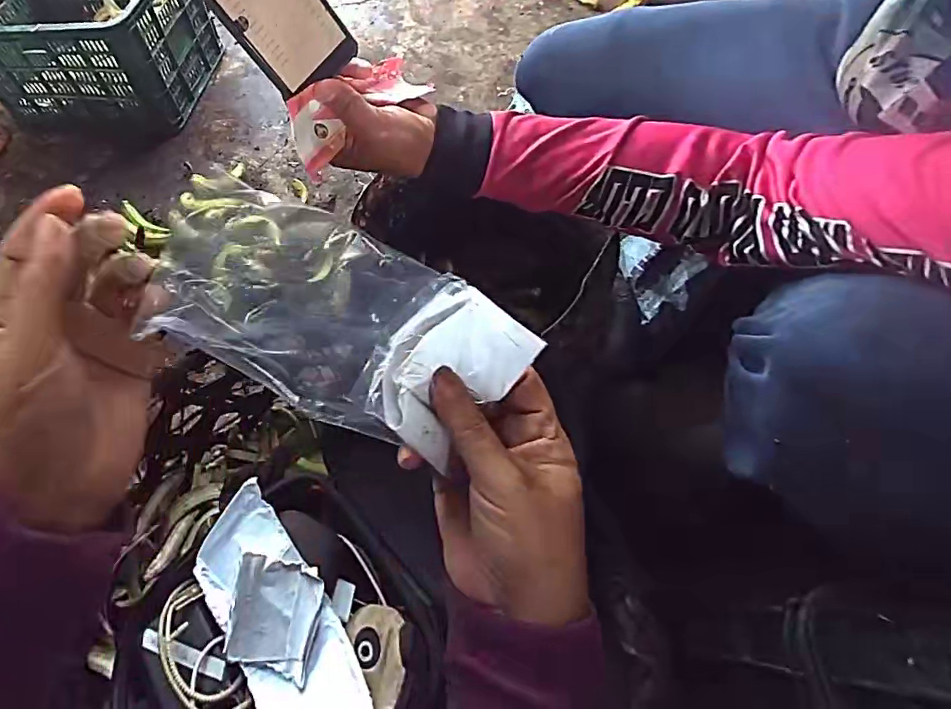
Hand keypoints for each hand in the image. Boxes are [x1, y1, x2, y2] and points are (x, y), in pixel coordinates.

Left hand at [0, 186, 160, 533]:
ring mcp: (96, 335)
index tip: (74, 195)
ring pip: (115, 282)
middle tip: (118, 230)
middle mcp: (56, 316)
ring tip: (141, 274)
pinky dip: (154, 302)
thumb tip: (52, 224)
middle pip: (76, 258)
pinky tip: (158, 306)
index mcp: (14, 313)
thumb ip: (37, 289)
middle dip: (95, 237)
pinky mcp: (132, 356)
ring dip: (129, 268)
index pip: (26, 250)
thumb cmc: (26, 427)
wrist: (62, 502)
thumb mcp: (22, 357)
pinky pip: (145, 315)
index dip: (46, 219)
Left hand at [305, 62, 436, 177]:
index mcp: (329, 142)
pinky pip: (354, 79)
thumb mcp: (371, 127)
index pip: (306, 115)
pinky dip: (362, 74)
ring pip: (337, 83)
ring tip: (367, 76)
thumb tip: (322, 88)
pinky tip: (371, 75)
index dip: (310, 95)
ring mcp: (349, 110)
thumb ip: (347, 106)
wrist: (432, 139)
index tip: (319, 79)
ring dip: (350, 75)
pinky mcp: (363, 97)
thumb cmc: (402, 147)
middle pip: (321, 95)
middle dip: (334, 81)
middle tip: (349, 75)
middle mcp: (335, 125)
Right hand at [401, 368, 590, 627]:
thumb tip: (445, 379)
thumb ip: (469, 427)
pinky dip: (415, 443)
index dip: (493, 363)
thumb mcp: (504, 480)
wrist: (508, 608)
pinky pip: (430, 445)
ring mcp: (479, 460)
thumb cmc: (533, 550)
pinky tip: (409, 451)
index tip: (462, 342)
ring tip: (409, 408)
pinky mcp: (452, 476)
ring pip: (449, 419)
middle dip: (451, 385)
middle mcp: (510, 444)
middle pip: (478, 397)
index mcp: (541, 439)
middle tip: (423, 367)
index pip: (519, 385)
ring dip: (427, 414)